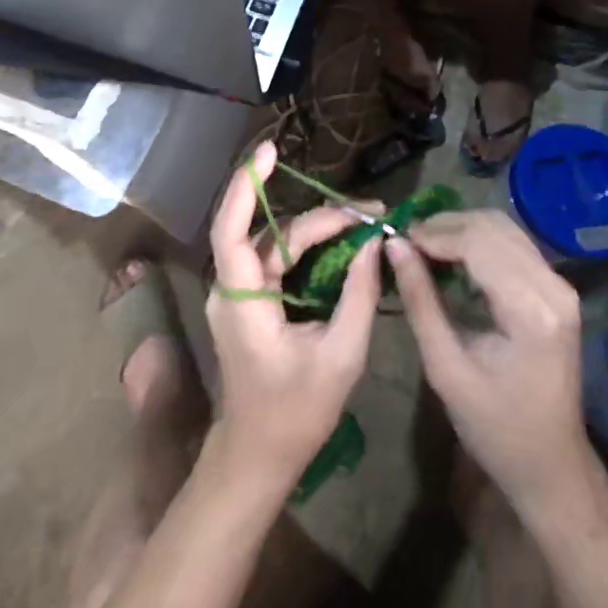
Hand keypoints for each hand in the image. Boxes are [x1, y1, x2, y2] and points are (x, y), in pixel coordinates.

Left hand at [207, 140, 381, 483]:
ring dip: (318, 230)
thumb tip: (375, 242)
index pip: (232, 229)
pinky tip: (343, 243)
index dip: (246, 184)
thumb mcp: (342, 352)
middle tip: (373, 212)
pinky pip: (280, 263)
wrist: (259, 457)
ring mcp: (240, 297)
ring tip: (365, 222)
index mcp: (242, 300)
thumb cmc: (296, 411)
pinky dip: (311, 249)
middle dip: (322, 216)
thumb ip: (359, 292)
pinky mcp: (252, 305)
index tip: (269, 150)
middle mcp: (232, 290)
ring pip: (277, 244)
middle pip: (272, 233)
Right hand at [389, 210, 591, 505]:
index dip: (434, 233)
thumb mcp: (446, 367)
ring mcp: (562, 286)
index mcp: (531, 309)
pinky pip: (516, 248)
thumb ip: (421, 301)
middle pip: (495, 227)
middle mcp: (555, 286)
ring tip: (422, 247)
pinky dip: (481, 244)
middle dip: (446, 226)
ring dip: (463, 230)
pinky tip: (453, 258)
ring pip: (507, 231)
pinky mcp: (559, 290)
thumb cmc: (493, 426)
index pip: (479, 242)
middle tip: (405, 242)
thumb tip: (395, 248)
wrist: (550, 461)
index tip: (395, 238)